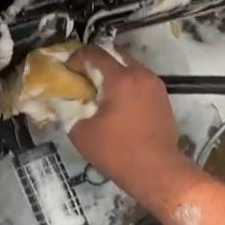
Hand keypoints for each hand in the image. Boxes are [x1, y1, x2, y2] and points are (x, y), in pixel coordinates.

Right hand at [65, 46, 199, 205]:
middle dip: (94, 64)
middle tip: (81, 81)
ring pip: (128, 66)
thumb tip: (62, 99)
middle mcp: (140, 74)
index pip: (93, 53)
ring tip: (99, 94)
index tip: (66, 74)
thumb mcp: (81, 132)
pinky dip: (125, 84)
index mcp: (120, 78)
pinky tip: (117, 105)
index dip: (75, 59)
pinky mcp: (162, 97)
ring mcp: (155, 84)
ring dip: (111, 74)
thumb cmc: (116, 151)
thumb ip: (68, 109)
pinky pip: (139, 80)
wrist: (156, 170)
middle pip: (113, 55)